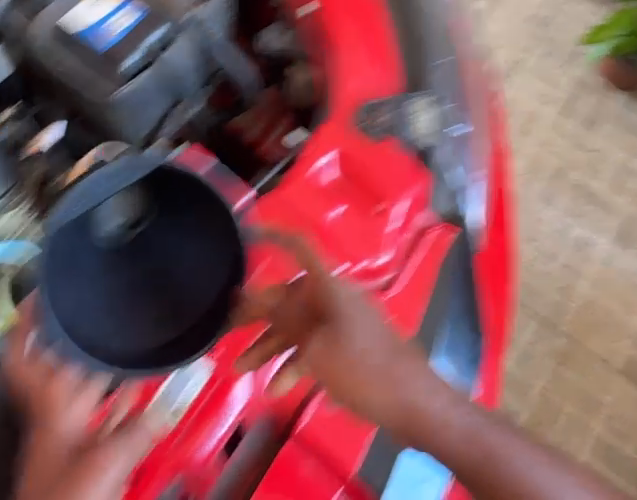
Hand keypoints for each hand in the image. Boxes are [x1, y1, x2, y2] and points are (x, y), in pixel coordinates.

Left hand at [3, 303, 168, 499]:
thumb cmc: (66, 499)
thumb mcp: (106, 462)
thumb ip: (145, 425)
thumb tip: (184, 388)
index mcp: (48, 407)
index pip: (23, 356)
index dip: (27, 323)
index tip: (44, 291)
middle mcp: (56, 416)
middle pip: (64, 366)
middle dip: (84, 337)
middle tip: (110, 308)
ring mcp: (71, 439)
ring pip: (88, 391)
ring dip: (110, 367)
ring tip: (136, 337)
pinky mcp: (88, 460)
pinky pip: (107, 419)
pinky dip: (125, 402)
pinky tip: (148, 390)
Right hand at [232, 232, 452, 438]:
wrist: (414, 404)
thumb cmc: (364, 368)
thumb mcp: (315, 347)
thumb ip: (283, 320)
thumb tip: (253, 297)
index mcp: (327, 285)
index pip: (297, 246)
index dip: (272, 234)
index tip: (245, 231)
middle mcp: (332, 298)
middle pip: (286, 296)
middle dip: (254, 312)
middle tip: (222, 325)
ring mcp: (340, 325)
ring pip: (295, 328)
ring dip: (268, 347)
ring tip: (239, 369)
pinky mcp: (347, 350)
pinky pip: (311, 350)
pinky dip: (293, 366)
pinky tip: (276, 389)